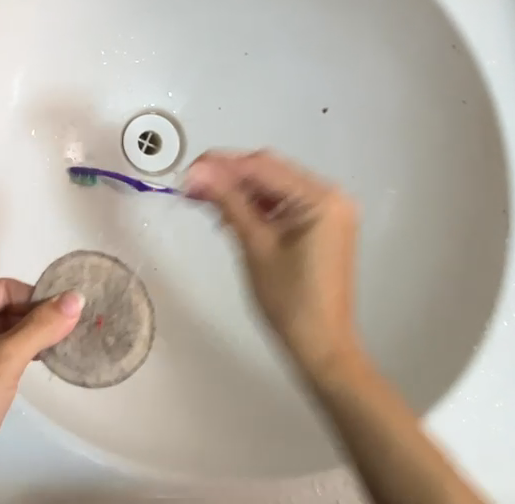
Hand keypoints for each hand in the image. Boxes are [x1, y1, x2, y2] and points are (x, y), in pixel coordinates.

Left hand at [0, 279, 83, 503]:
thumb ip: (41, 326)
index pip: (3, 288)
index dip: (37, 298)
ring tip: (59, 347)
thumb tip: (76, 297)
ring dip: (26, 338)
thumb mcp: (6, 360)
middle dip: (32, 319)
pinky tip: (36, 364)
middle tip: (69, 332)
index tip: (69, 314)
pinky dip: (13, 355)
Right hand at [186, 149, 362, 384]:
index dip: (220, 166)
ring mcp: (326, 210)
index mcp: (320, 198)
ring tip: (201, 197)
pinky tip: (226, 210)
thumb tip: (195, 171)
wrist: (321, 347)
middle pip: (267, 170)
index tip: (186, 173)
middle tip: (189, 184)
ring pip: (271, 185)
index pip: (262, 166)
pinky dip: (253, 204)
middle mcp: (329, 195)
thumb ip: (227, 200)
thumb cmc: (290, 299)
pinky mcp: (318, 225)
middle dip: (227, 175)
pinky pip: (280, 202)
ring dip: (237, 189)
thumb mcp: (254, 244)